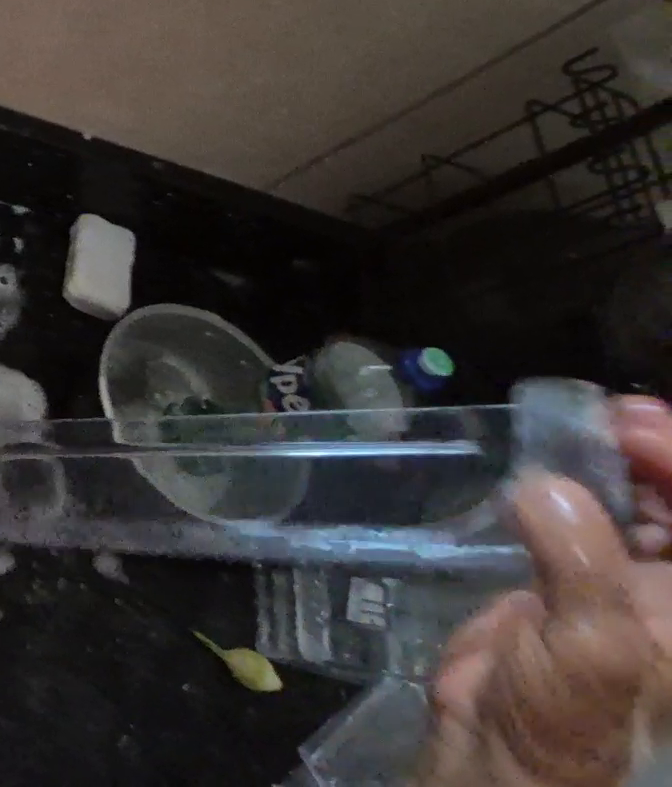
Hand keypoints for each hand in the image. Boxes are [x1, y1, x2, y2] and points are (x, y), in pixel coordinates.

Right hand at [420, 397, 671, 786]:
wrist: (502, 742)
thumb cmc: (568, 710)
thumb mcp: (587, 644)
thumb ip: (579, 565)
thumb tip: (545, 485)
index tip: (632, 425)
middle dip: (665, 455)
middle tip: (609, 414)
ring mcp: (641, 591)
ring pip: (659, 511)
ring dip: (629, 465)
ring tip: (582, 428)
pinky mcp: (581, 584)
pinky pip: (600, 521)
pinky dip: (583, 488)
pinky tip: (552, 470)